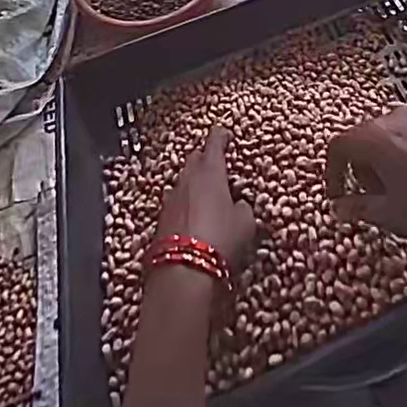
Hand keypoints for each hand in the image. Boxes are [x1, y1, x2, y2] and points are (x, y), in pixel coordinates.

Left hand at [156, 127, 255, 273]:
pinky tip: (194, 217)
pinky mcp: (161, 219)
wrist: (183, 271)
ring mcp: (171, 198)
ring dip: (195, 182)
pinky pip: (177, 202)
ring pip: (184, 181)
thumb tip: (239, 204)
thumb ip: (243, 207)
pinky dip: (186, 203)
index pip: (214, 143)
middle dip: (206, 158)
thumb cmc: (220, 239)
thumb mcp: (245, 223)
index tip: (225, 134)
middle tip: (218, 165)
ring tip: (208, 194)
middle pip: (195, 159)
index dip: (221, 136)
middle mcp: (188, 179)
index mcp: (210, 171)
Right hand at [325, 106, 406, 281]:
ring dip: (378, 164)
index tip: (337, 194)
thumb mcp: (391, 213)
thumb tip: (341, 207)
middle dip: (358, 169)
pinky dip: (398, 157)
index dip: (333, 173)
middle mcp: (395, 120)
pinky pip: (404, 137)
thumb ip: (358, 207)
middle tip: (365, 198)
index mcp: (377, 136)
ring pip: (382, 138)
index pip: (339, 146)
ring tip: (392, 196)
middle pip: (360, 139)